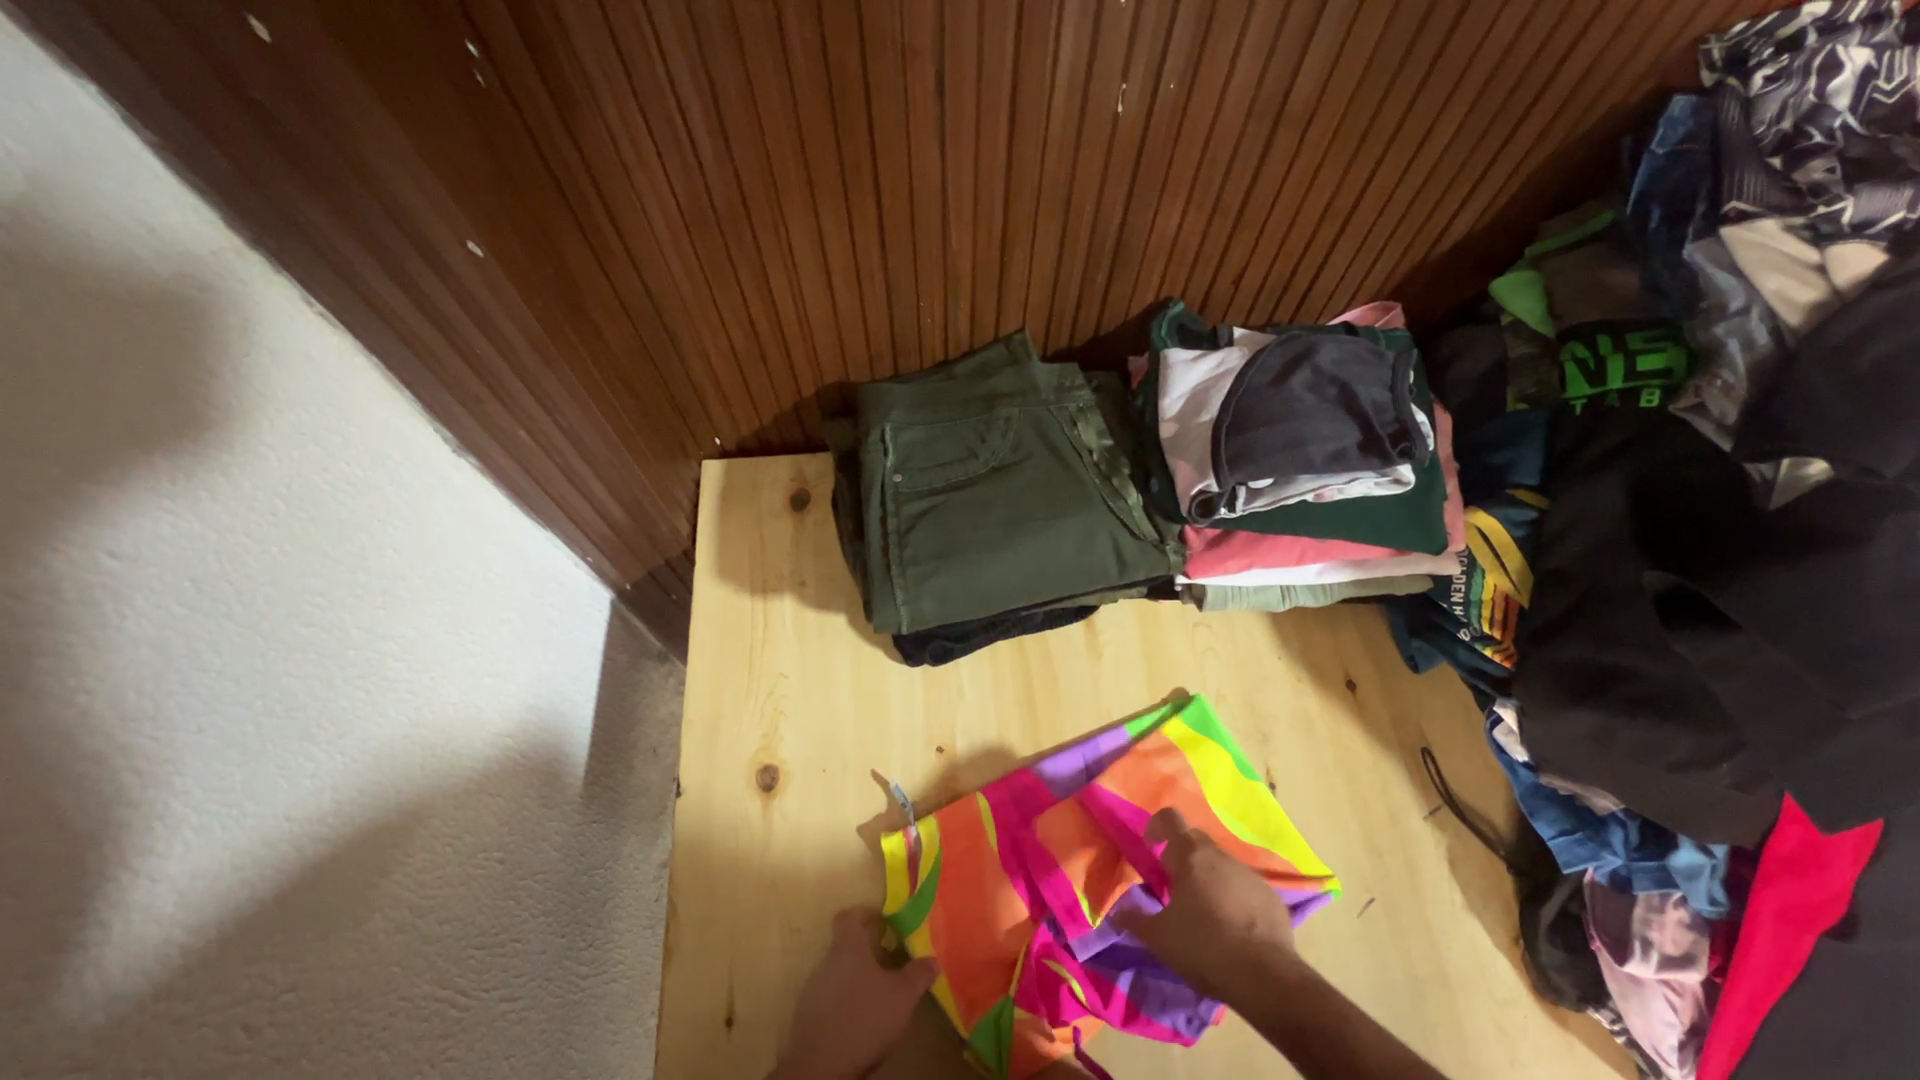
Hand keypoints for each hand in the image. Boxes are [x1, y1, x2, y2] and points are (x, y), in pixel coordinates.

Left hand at [769, 906, 939, 1079]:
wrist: (821, 1067)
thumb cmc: (865, 1018)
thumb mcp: (903, 996)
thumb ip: (918, 974)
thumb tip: (933, 959)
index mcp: (847, 948)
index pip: (849, 915)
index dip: (866, 913)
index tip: (884, 922)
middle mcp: (826, 962)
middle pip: (846, 945)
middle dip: (869, 951)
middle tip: (893, 961)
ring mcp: (813, 989)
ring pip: (839, 972)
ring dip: (858, 977)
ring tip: (882, 992)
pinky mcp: (808, 1015)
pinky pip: (831, 996)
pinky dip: (847, 999)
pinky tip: (863, 1017)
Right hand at [1112, 807, 1302, 1001]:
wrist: (1264, 977)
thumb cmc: (1203, 947)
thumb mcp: (1158, 937)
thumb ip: (1134, 918)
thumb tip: (1118, 911)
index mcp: (1191, 856)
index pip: (1171, 818)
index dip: (1157, 826)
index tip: (1151, 846)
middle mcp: (1223, 857)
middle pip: (1197, 841)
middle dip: (1182, 856)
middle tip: (1173, 885)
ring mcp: (1252, 876)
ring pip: (1223, 866)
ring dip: (1209, 878)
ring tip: (1204, 912)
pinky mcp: (1273, 898)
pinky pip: (1246, 888)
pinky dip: (1234, 898)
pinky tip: (1233, 929)